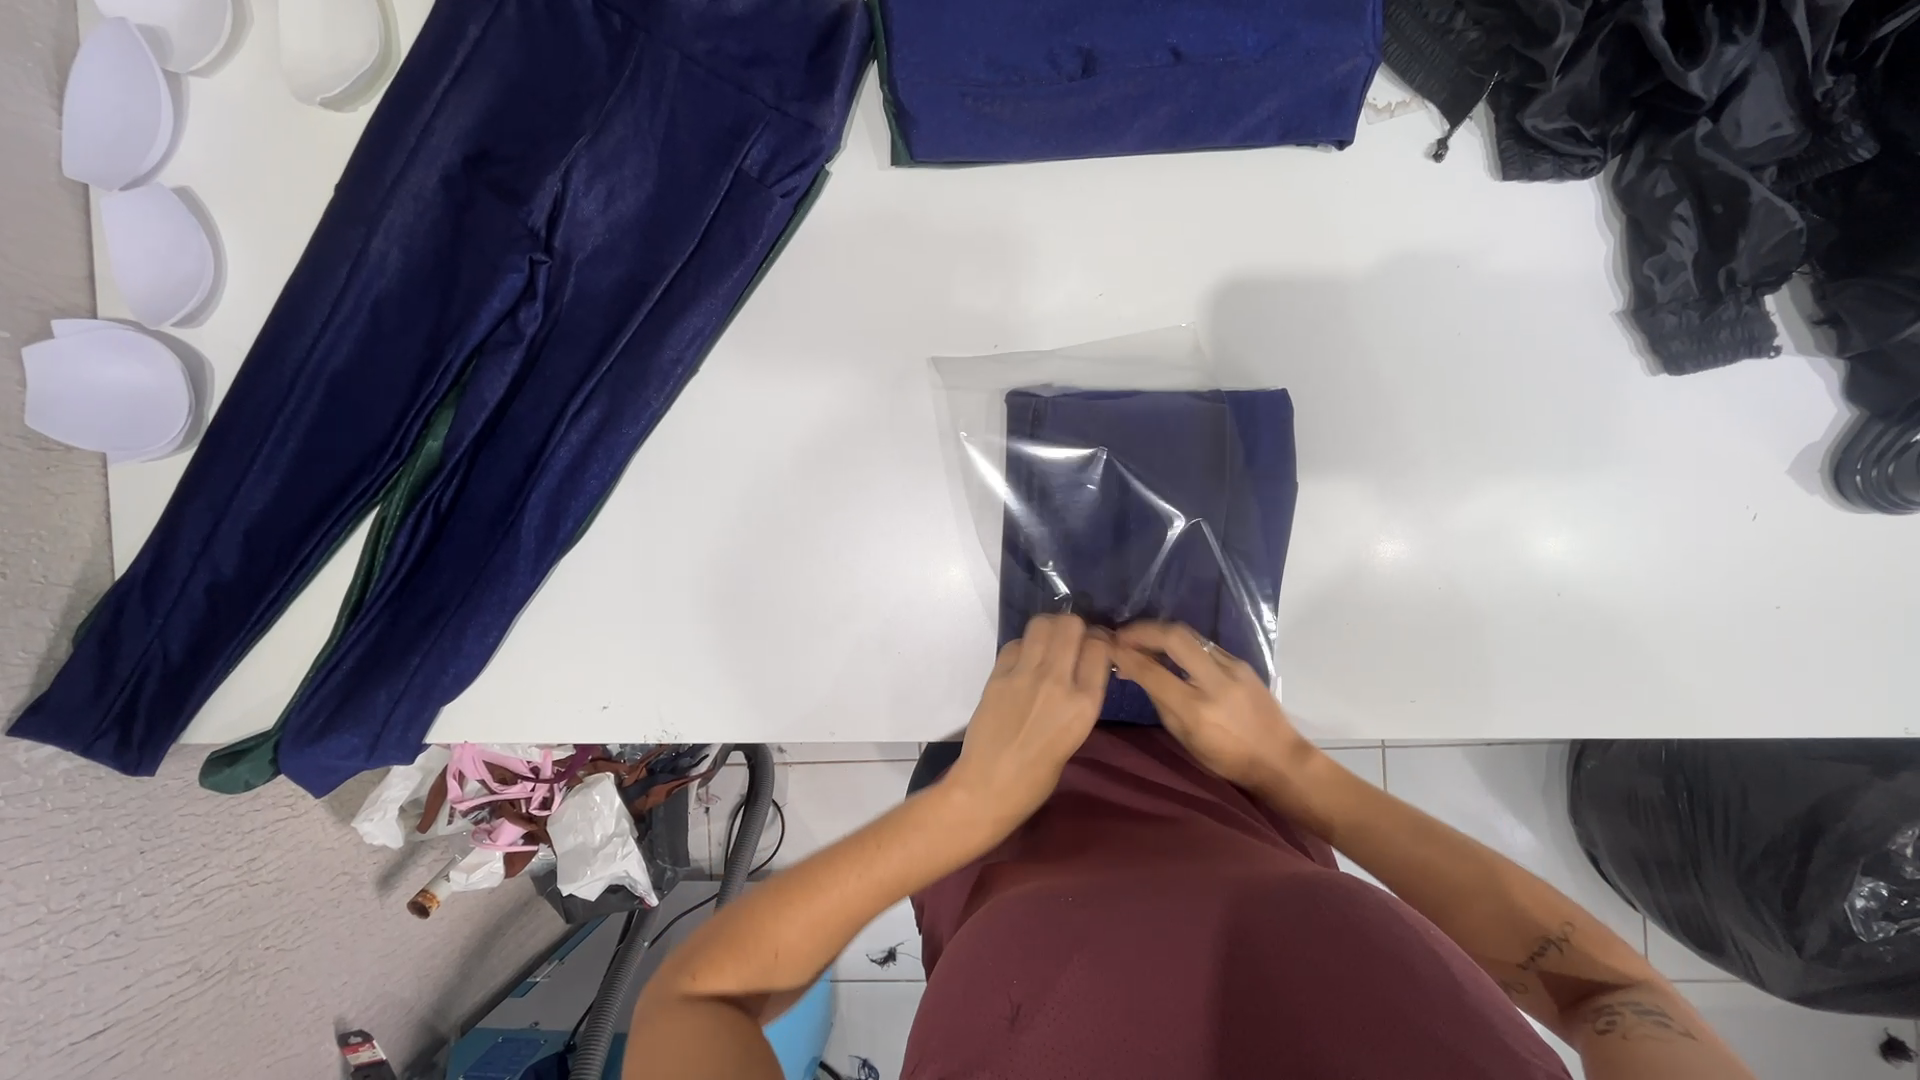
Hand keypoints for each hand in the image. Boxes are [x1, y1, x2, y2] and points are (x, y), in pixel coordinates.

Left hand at [943, 614, 1111, 826]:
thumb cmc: (1039, 774)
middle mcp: (1057, 681)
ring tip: (1046, 644)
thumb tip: (1082, 668)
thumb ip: (1081, 697)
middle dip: (1074, 627)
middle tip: (1069, 640)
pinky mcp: (997, 675)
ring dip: (1048, 628)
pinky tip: (1022, 663)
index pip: (1099, 646)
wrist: (990, 786)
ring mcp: (1024, 675)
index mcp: (1085, 703)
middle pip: (1071, 624)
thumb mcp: (1077, 734)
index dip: (1099, 640)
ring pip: (1042, 624)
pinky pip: (1015, 644)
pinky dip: (1023, 647)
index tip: (1094, 646)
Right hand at [1113, 621, 1318, 793]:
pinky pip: (1204, 645)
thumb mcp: (1185, 738)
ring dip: (1160, 633)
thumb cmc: (1227, 758)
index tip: (1108, 647)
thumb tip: (1138, 673)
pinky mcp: (1241, 662)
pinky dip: (1181, 643)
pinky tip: (1170, 651)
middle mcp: (1215, 682)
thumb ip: (1161, 701)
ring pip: (1190, 636)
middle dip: (1143, 630)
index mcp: (1196, 709)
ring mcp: (1232, 667)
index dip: (1125, 655)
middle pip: (1174, 637)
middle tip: (1123, 634)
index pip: (1152, 671)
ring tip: (1141, 639)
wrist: (1279, 758)